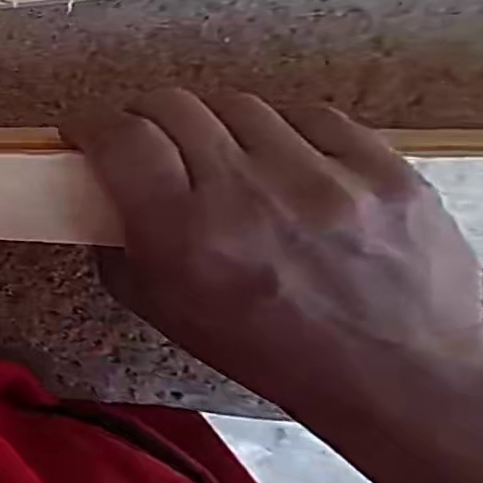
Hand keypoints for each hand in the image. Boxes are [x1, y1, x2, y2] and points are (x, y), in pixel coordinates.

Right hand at [62, 89, 482, 419]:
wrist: (398, 377)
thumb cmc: (260, 345)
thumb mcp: (155, 304)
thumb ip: (116, 241)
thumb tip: (103, 192)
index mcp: (183, 232)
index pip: (123, 138)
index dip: (91, 123)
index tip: (85, 130)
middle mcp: (248, 195)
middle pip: (173, 106)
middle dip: (142, 113)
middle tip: (142, 133)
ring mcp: (324, 179)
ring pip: (237, 104)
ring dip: (207, 119)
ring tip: (212, 146)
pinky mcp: (385, 171)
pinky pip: (309, 115)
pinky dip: (276, 127)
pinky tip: (275, 154)